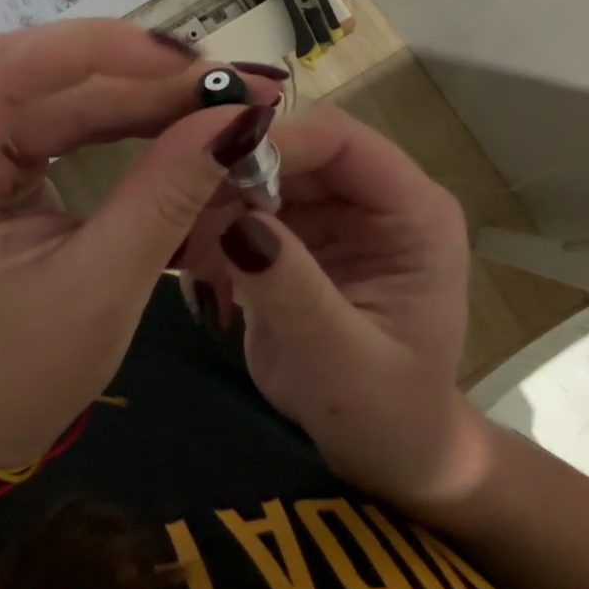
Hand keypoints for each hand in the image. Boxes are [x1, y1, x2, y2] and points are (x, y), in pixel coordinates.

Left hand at [0, 20, 280, 468]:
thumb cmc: (27, 371)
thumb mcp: (103, 287)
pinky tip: (179, 116)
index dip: (93, 48)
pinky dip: (123, 119)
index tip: (184, 60)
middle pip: (37, 78)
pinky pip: (61, 121)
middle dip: (137, 76)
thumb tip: (239, 118)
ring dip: (140, 94)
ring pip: (57, 95)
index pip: (1, 71)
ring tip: (221, 96)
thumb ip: (166, 194)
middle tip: (231, 81)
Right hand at [186, 99, 479, 508]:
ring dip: (214, 197)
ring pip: (257, 166)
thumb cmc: (385, 413)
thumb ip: (293, 290)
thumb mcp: (341, 361)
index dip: (276, 138)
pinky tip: (194, 264)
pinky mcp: (294, 229)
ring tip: (186, 251)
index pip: (342, 140)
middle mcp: (371, 196)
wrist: (382, 450)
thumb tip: (236, 223)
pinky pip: (240, 201)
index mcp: (412, 213)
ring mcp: (330, 209)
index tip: (207, 161)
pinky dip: (210, 223)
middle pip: (292, 144)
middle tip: (176, 206)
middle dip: (232, 168)